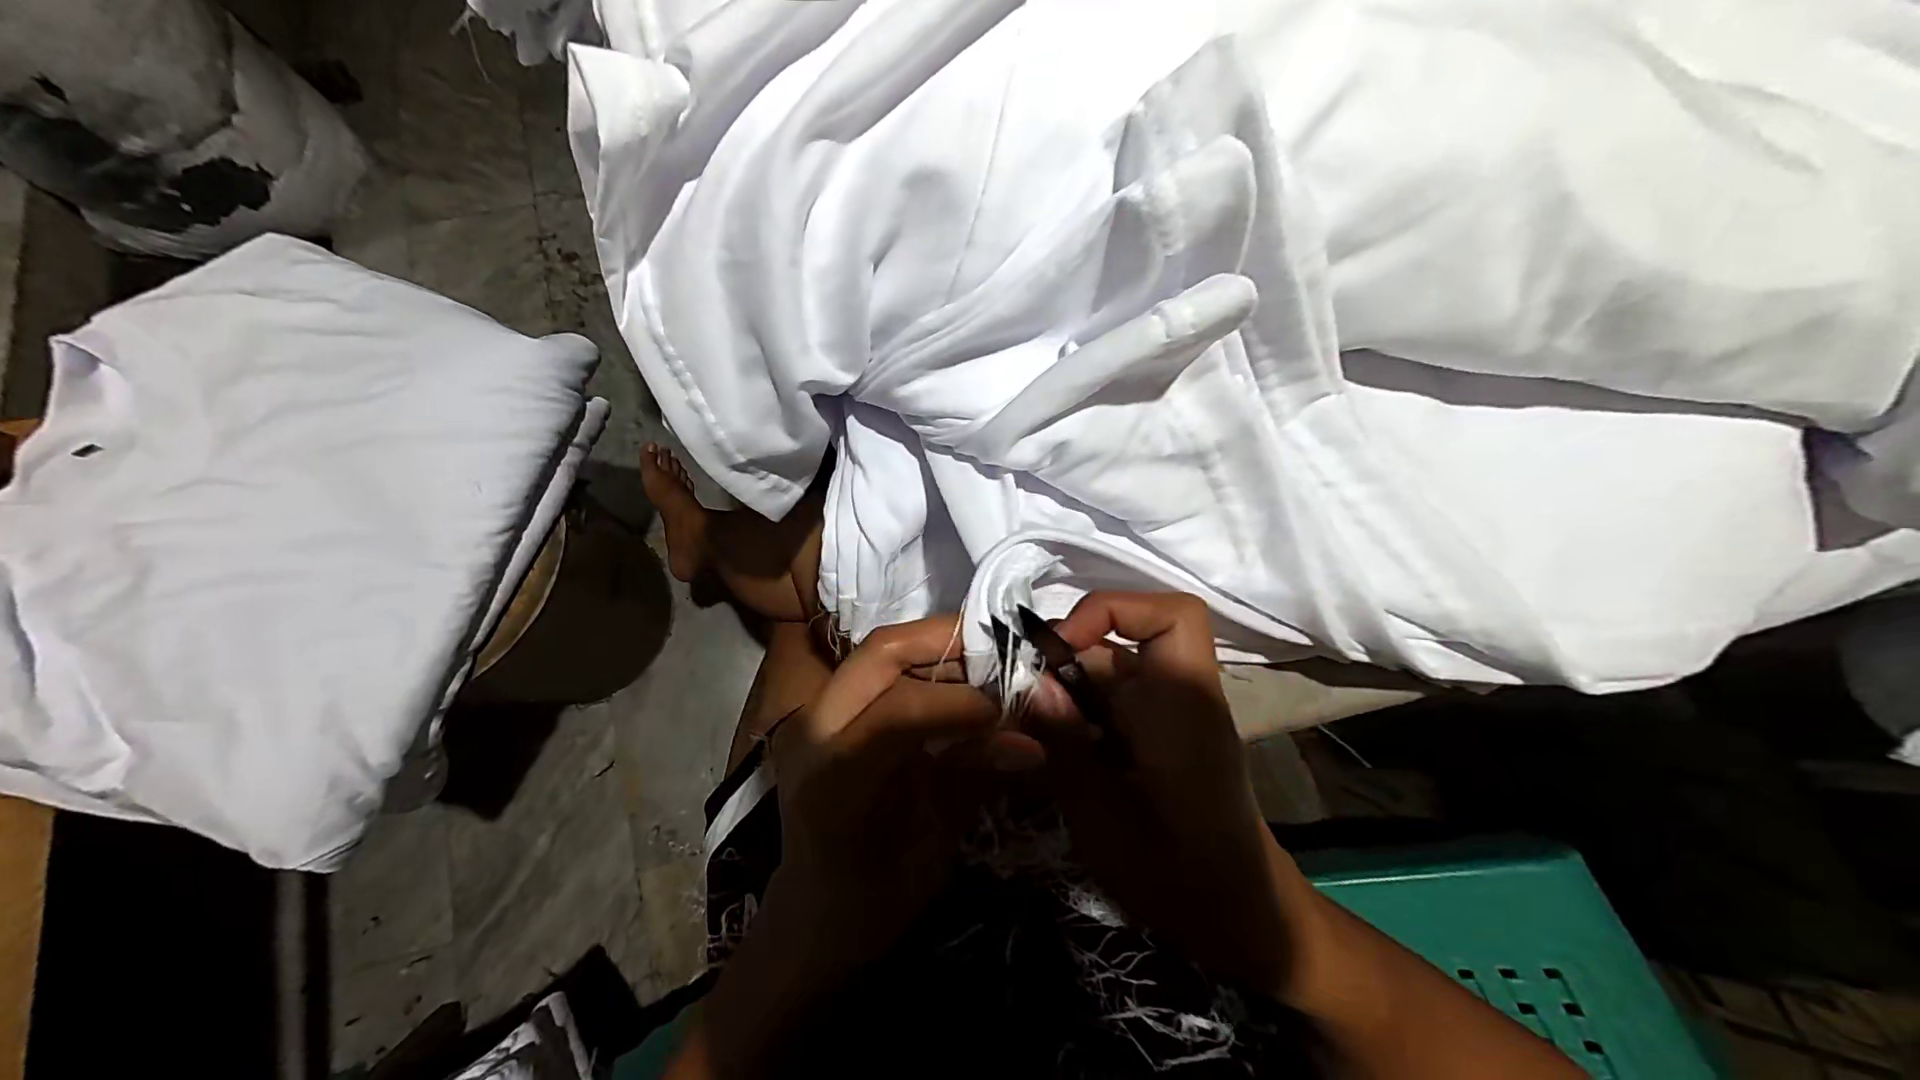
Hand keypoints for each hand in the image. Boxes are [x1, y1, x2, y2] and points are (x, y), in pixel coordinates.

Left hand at [765, 615, 1033, 969]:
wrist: (812, 912)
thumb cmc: (870, 903)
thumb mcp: (930, 849)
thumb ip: (970, 781)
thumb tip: (1030, 741)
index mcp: (834, 780)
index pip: (897, 712)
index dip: (962, 702)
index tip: (1014, 708)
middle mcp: (814, 730)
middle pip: (882, 652)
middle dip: (950, 642)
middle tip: (1005, 657)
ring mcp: (816, 714)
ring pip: (882, 651)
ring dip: (942, 649)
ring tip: (991, 669)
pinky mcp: (829, 709)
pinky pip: (882, 668)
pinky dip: (928, 664)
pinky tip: (963, 683)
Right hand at [1022, 591, 1302, 995]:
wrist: (1242, 919)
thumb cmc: (1179, 879)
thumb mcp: (1103, 821)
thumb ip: (1064, 745)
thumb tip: (1031, 682)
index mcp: (1181, 707)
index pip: (1169, 615)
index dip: (1111, 609)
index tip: (1058, 648)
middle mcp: (1183, 697)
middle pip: (1120, 644)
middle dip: (1063, 661)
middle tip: (1017, 700)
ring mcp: (1175, 715)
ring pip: (1112, 672)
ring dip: (1067, 691)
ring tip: (1028, 732)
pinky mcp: (1164, 734)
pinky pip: (1116, 702)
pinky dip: (1080, 714)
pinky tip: (1055, 750)